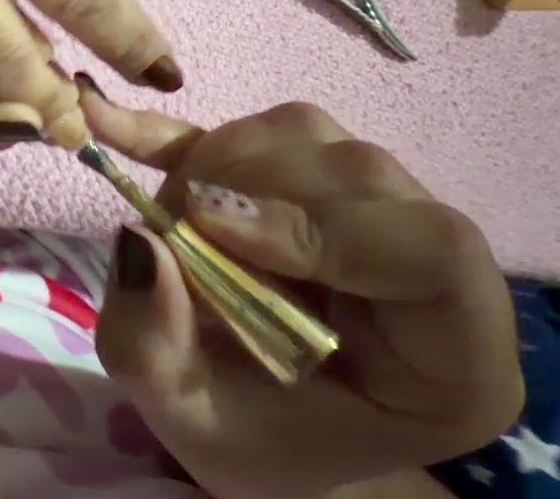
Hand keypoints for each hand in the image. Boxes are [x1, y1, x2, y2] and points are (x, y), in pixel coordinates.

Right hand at [83, 97, 522, 498]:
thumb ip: (158, 348)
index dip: (321, 223)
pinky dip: (176, 128)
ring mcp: (373, 208)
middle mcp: (430, 266)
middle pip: (356, 175)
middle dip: (245, 192)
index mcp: (450, 358)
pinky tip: (109, 123)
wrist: (258, 422)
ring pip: (306, 136)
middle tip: (175, 233)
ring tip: (173, 218)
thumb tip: (139, 241)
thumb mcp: (192, 421)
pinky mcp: (308, 177)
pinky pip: (253, 130)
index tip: (211, 228)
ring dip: (215, 164)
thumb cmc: (249, 437)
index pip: (433, 250)